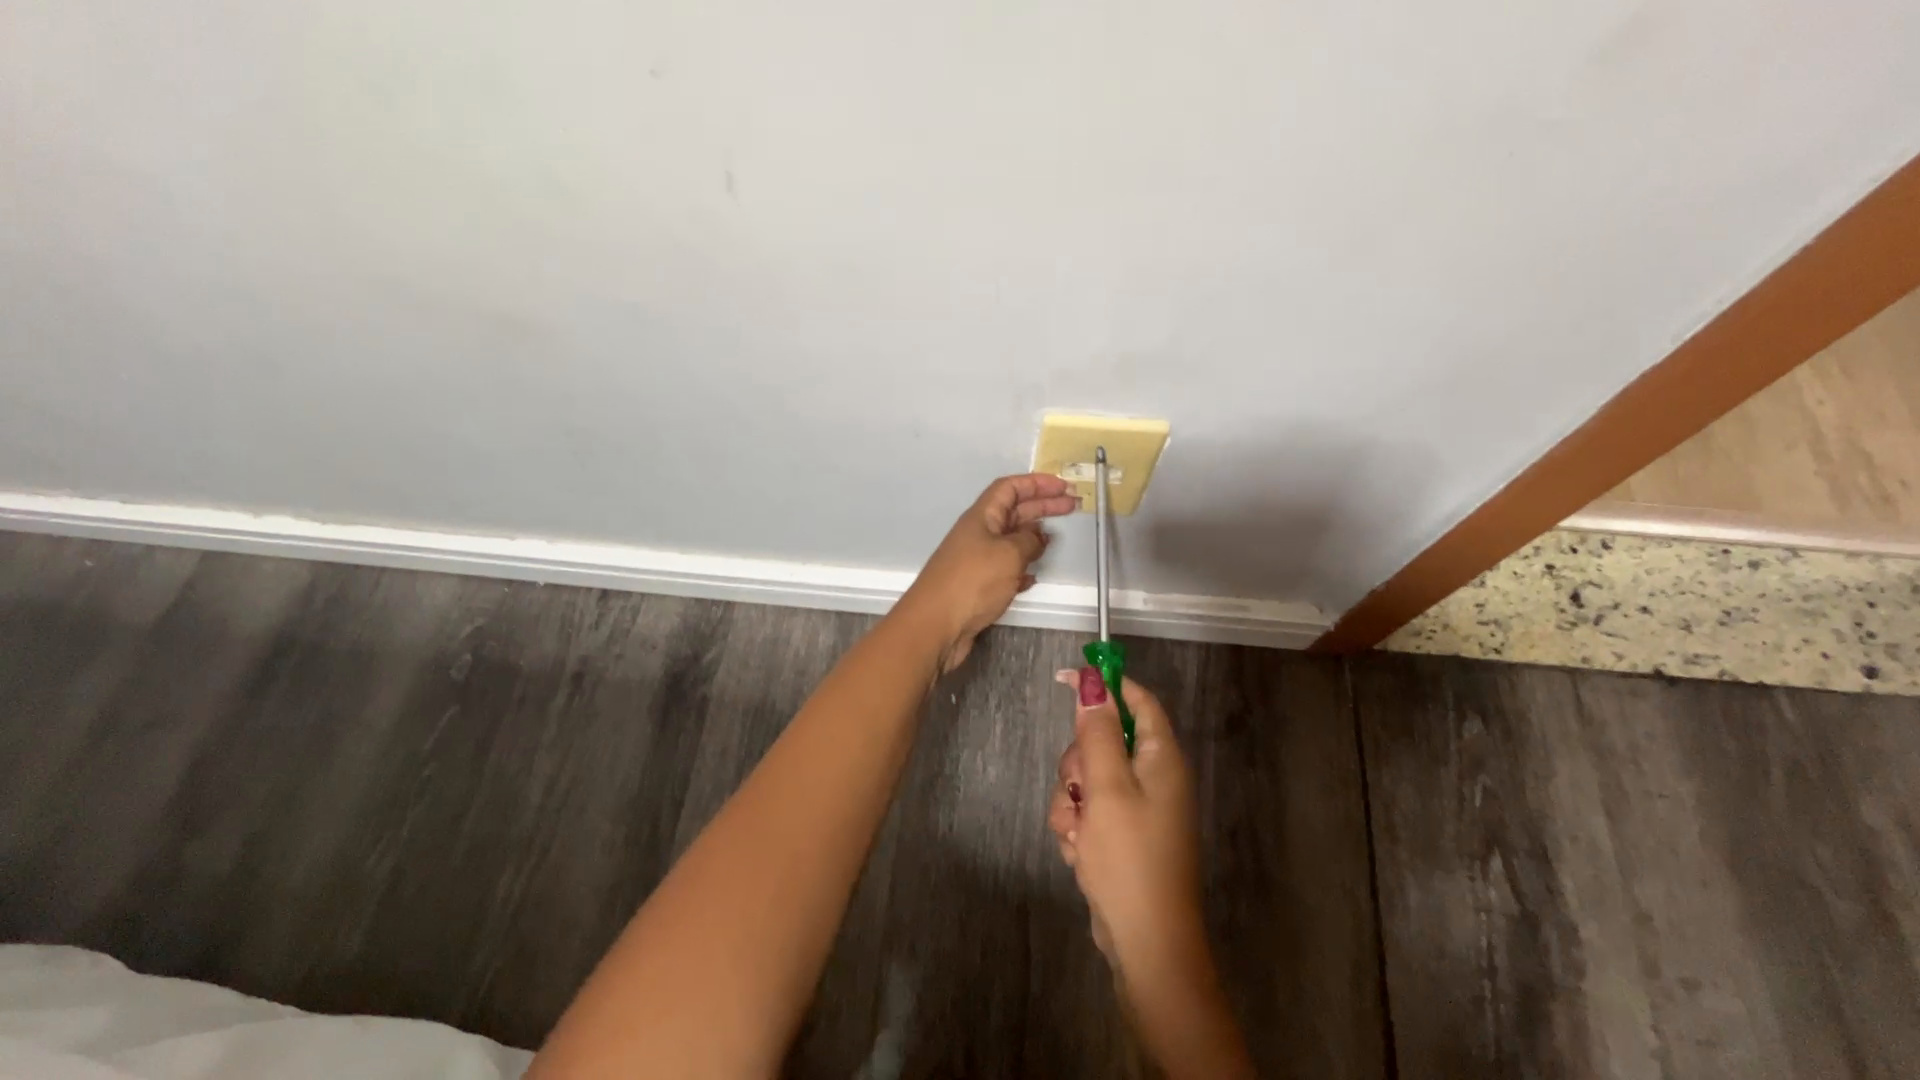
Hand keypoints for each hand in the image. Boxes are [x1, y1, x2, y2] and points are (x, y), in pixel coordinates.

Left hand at [896, 473, 1079, 671]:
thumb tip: (1039, 535)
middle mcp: (977, 533)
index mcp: (982, 517)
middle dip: (1042, 506)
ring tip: (1055, 539)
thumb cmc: (973, 582)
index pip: (1010, 488)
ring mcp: (976, 560)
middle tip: (1072, 506)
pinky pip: (1004, 568)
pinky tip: (1033, 576)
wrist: (936, 625)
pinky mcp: (977, 586)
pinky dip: (1021, 568)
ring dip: (1032, 537)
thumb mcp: (1009, 554)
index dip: (1036, 483)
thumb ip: (1029, 541)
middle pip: (1013, 511)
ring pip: (1009, 540)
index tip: (1063, 487)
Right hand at [1047, 670, 1202, 974]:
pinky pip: (1089, 813)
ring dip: (1072, 805)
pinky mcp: (1123, 836)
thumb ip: (1097, 733)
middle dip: (1077, 767)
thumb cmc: (1130, 857)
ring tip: (1079, 836)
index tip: (1063, 679)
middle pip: (1102, 742)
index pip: (1136, 701)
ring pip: (1087, 781)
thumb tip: (1091, 682)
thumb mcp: (1107, 788)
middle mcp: (1154, 777)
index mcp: (1161, 758)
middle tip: (1079, 793)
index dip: (1103, 685)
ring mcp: (1139, 809)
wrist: (1146, 940)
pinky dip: (1078, 829)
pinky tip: (1080, 854)